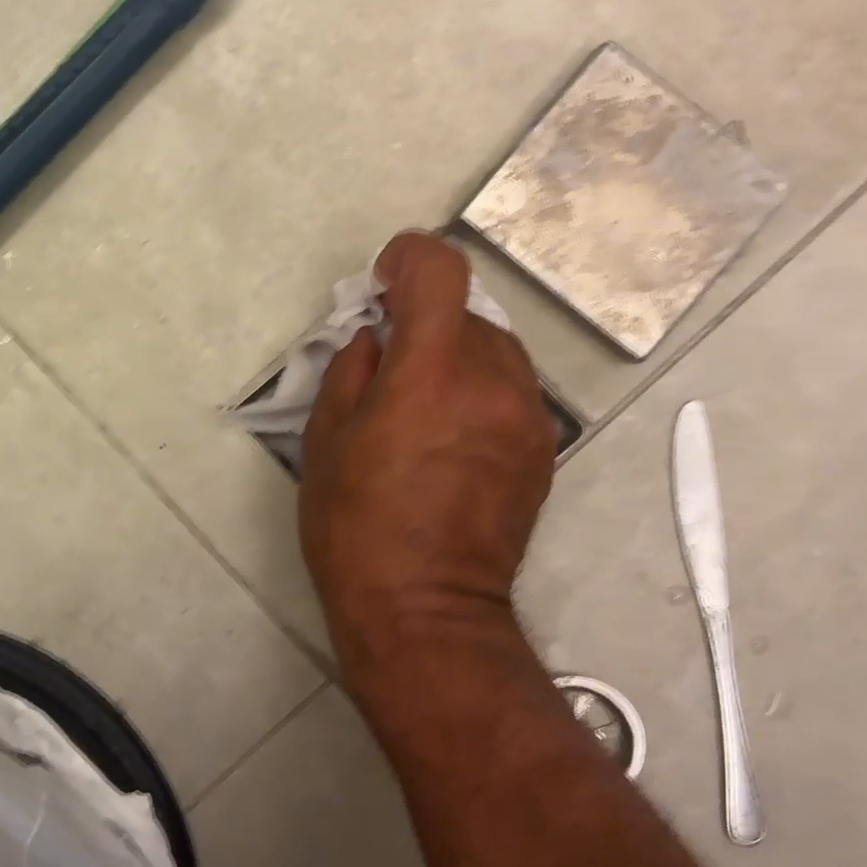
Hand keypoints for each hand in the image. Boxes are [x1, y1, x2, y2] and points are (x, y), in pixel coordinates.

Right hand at [299, 232, 556, 684]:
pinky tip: (444, 432)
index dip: (410, 258)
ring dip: (453, 352)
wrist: (425, 609)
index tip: (382, 280)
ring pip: (494, 348)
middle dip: (424, 318)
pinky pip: (509, 388)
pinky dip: (476, 386)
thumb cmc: (354, 525)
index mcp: (430, 374)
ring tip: (415, 402)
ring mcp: (528, 416)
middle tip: (384, 359)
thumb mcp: (324, 440)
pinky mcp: (543, 448)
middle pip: (468, 310)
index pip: (440, 273)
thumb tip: (375, 338)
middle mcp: (493, 382)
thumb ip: (351, 372)